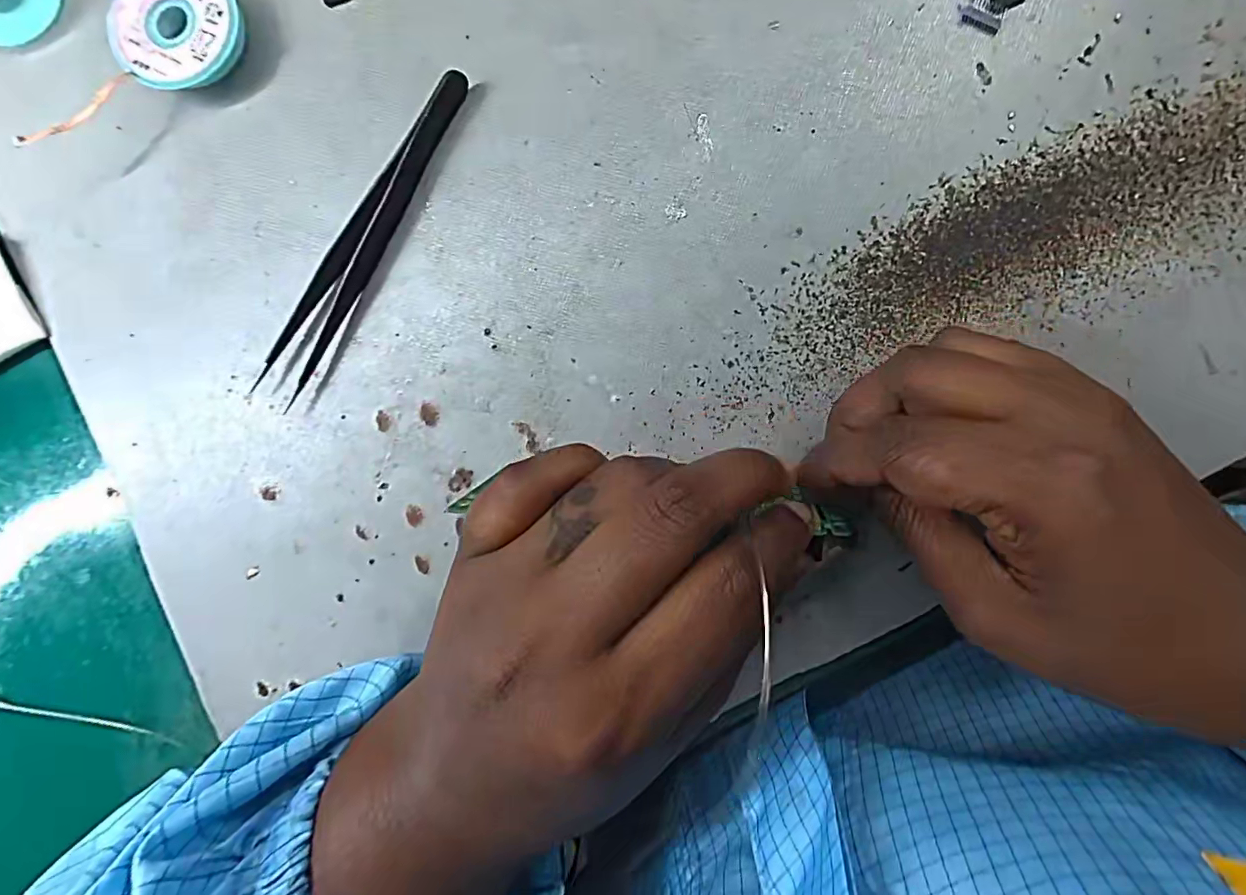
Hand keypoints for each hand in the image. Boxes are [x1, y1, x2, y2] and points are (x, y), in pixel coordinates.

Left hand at [311, 446, 816, 893]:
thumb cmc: (580, 773)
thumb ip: (736, 635)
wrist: (449, 782)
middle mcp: (553, 640)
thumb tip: (785, 541)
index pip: (723, 588)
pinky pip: (537, 471)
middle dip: (740, 476)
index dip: (777, 538)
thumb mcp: (676, 731)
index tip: (796, 518)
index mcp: (616, 709)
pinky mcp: (468, 553)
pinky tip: (609, 489)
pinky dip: (588, 463)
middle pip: (669, 516)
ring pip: (613, 482)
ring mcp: (501, 586)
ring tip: (688, 497)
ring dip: (673, 473)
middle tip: (770, 475)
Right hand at [800, 327, 1245, 766]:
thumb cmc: (1124, 649)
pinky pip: (991, 348)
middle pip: (919, 373)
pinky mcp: (1087, 385)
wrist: (1245, 625)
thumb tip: (874, 482)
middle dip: (860, 409)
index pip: (906, 447)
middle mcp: (1057, 414)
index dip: (844, 458)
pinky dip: (943, 371)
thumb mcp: (1000, 621)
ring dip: (898, 383)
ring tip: (883, 433)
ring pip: (949, 346)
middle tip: (844, 457)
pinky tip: (937, 416)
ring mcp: (1077, 388)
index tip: (810, 478)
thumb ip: (925, 538)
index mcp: (1042, 485)